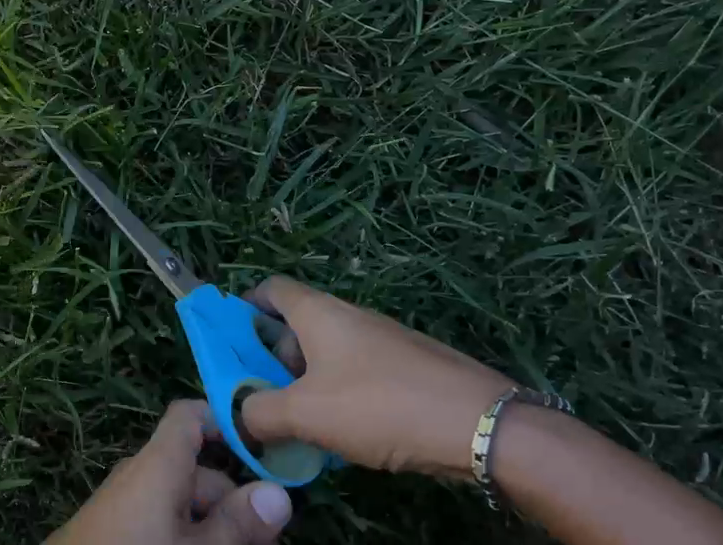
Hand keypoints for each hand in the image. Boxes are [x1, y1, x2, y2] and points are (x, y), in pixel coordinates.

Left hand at [48, 400, 293, 544]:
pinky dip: (189, 531)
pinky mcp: (118, 526)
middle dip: (236, 500)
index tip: (267, 446)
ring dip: (215, 524)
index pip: (189, 416)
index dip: (225, 421)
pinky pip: (163, 517)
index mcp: (157, 463)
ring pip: (183, 501)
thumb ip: (237, 524)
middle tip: (273, 537)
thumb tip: (279, 492)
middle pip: (198, 470)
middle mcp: (140, 472)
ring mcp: (127, 500)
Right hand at [239, 276, 514, 479]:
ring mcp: (386, 339)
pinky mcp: (414, 366)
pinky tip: (354, 432)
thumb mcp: (308, 415)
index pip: (269, 289)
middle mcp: (349, 315)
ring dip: (311, 380)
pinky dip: (346, 392)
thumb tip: (237, 417)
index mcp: (317, 312)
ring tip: (308, 422)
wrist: (487, 427)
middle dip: (276, 358)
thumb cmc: (382, 406)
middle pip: (298, 324)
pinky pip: (363, 370)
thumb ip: (259, 413)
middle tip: (267, 395)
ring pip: (332, 351)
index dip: (246, 309)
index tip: (235, 343)